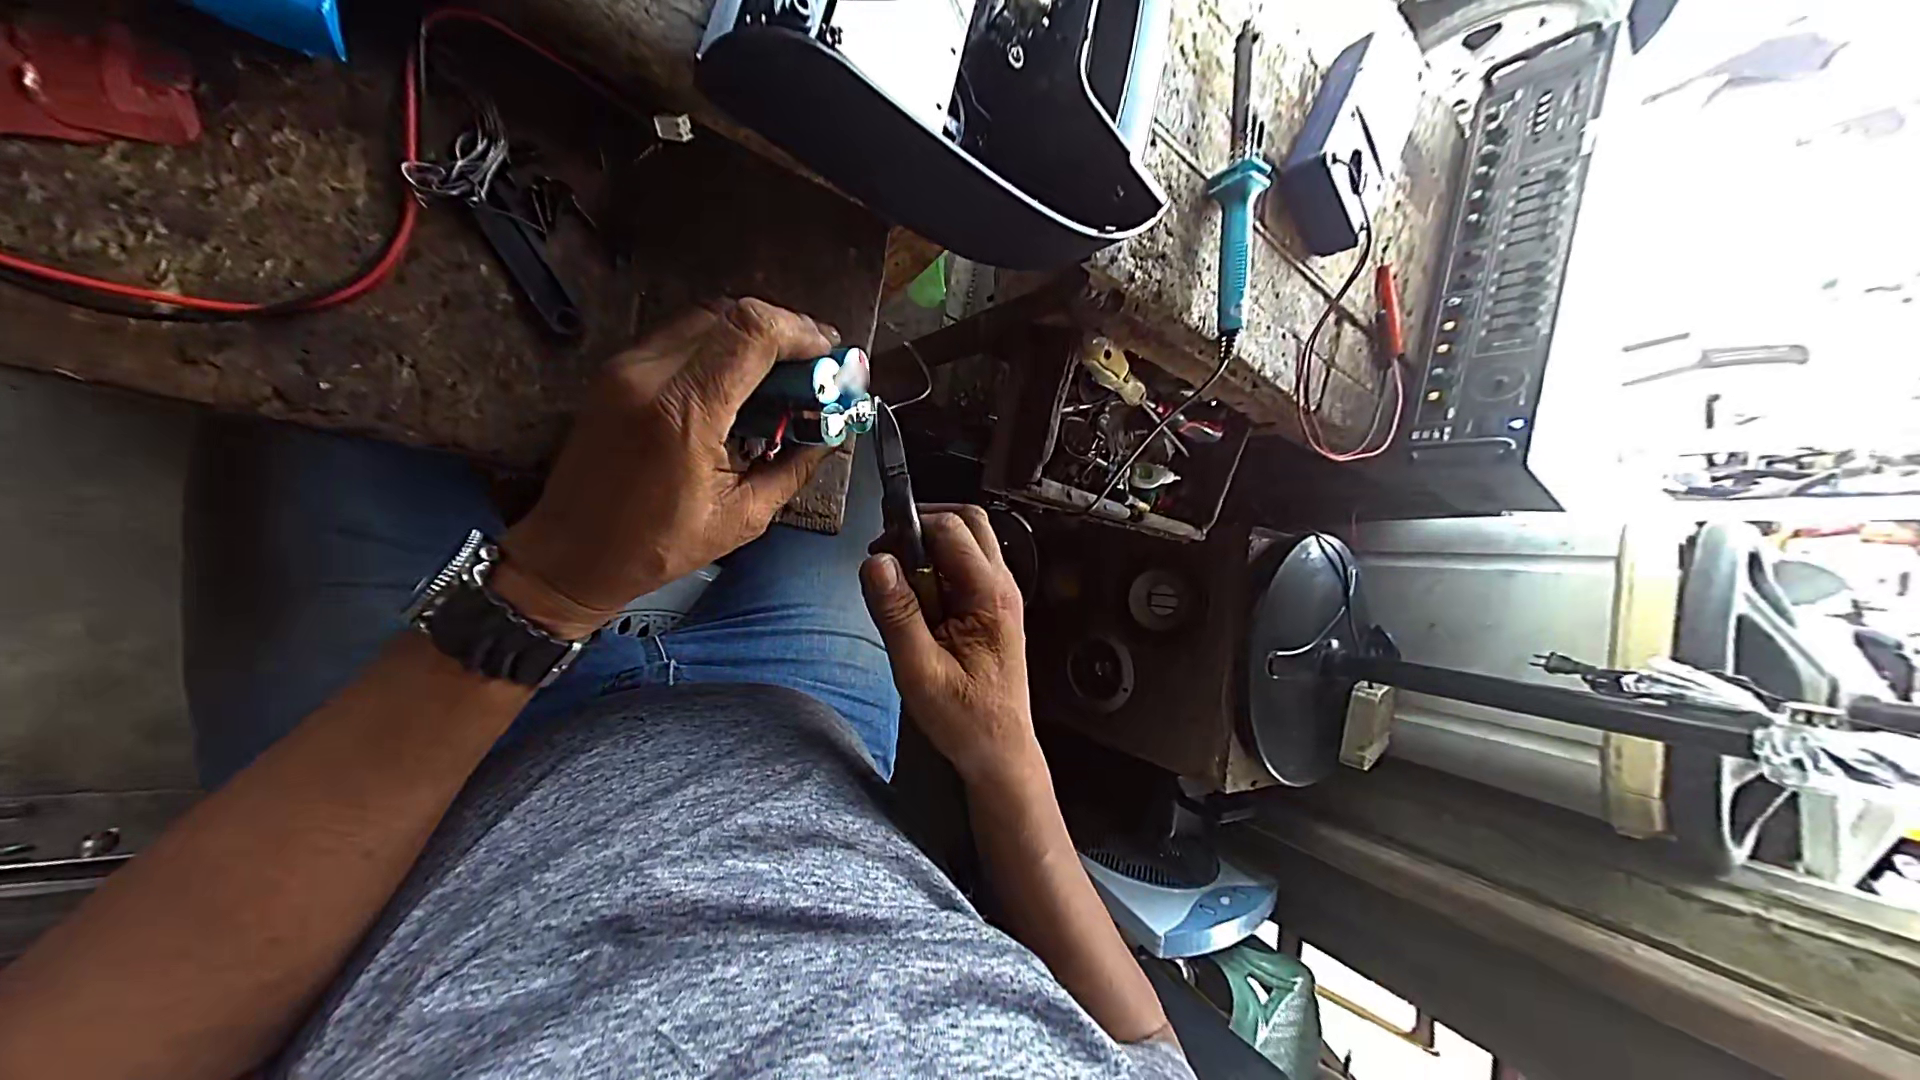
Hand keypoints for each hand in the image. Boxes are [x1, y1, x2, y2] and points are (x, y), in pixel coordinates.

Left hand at [496, 298, 836, 638]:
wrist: (574, 553)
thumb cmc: (652, 545)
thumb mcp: (743, 516)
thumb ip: (794, 466)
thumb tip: (828, 434)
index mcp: (682, 413)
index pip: (751, 331)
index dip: (802, 333)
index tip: (829, 358)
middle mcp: (649, 376)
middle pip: (734, 314)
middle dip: (787, 336)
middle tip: (814, 374)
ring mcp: (628, 368)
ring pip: (710, 318)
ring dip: (756, 341)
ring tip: (782, 383)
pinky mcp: (620, 371)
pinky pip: (685, 337)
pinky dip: (725, 350)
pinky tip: (743, 389)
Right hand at [860, 506, 1036, 784]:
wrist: (999, 750)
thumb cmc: (968, 719)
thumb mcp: (919, 670)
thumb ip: (897, 613)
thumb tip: (876, 563)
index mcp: (990, 596)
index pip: (952, 528)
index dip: (911, 528)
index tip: (880, 550)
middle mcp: (1001, 588)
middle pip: (967, 522)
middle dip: (924, 525)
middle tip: (890, 553)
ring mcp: (998, 597)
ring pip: (967, 542)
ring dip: (931, 550)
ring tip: (902, 586)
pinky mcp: (990, 608)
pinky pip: (963, 569)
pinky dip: (937, 571)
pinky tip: (919, 603)